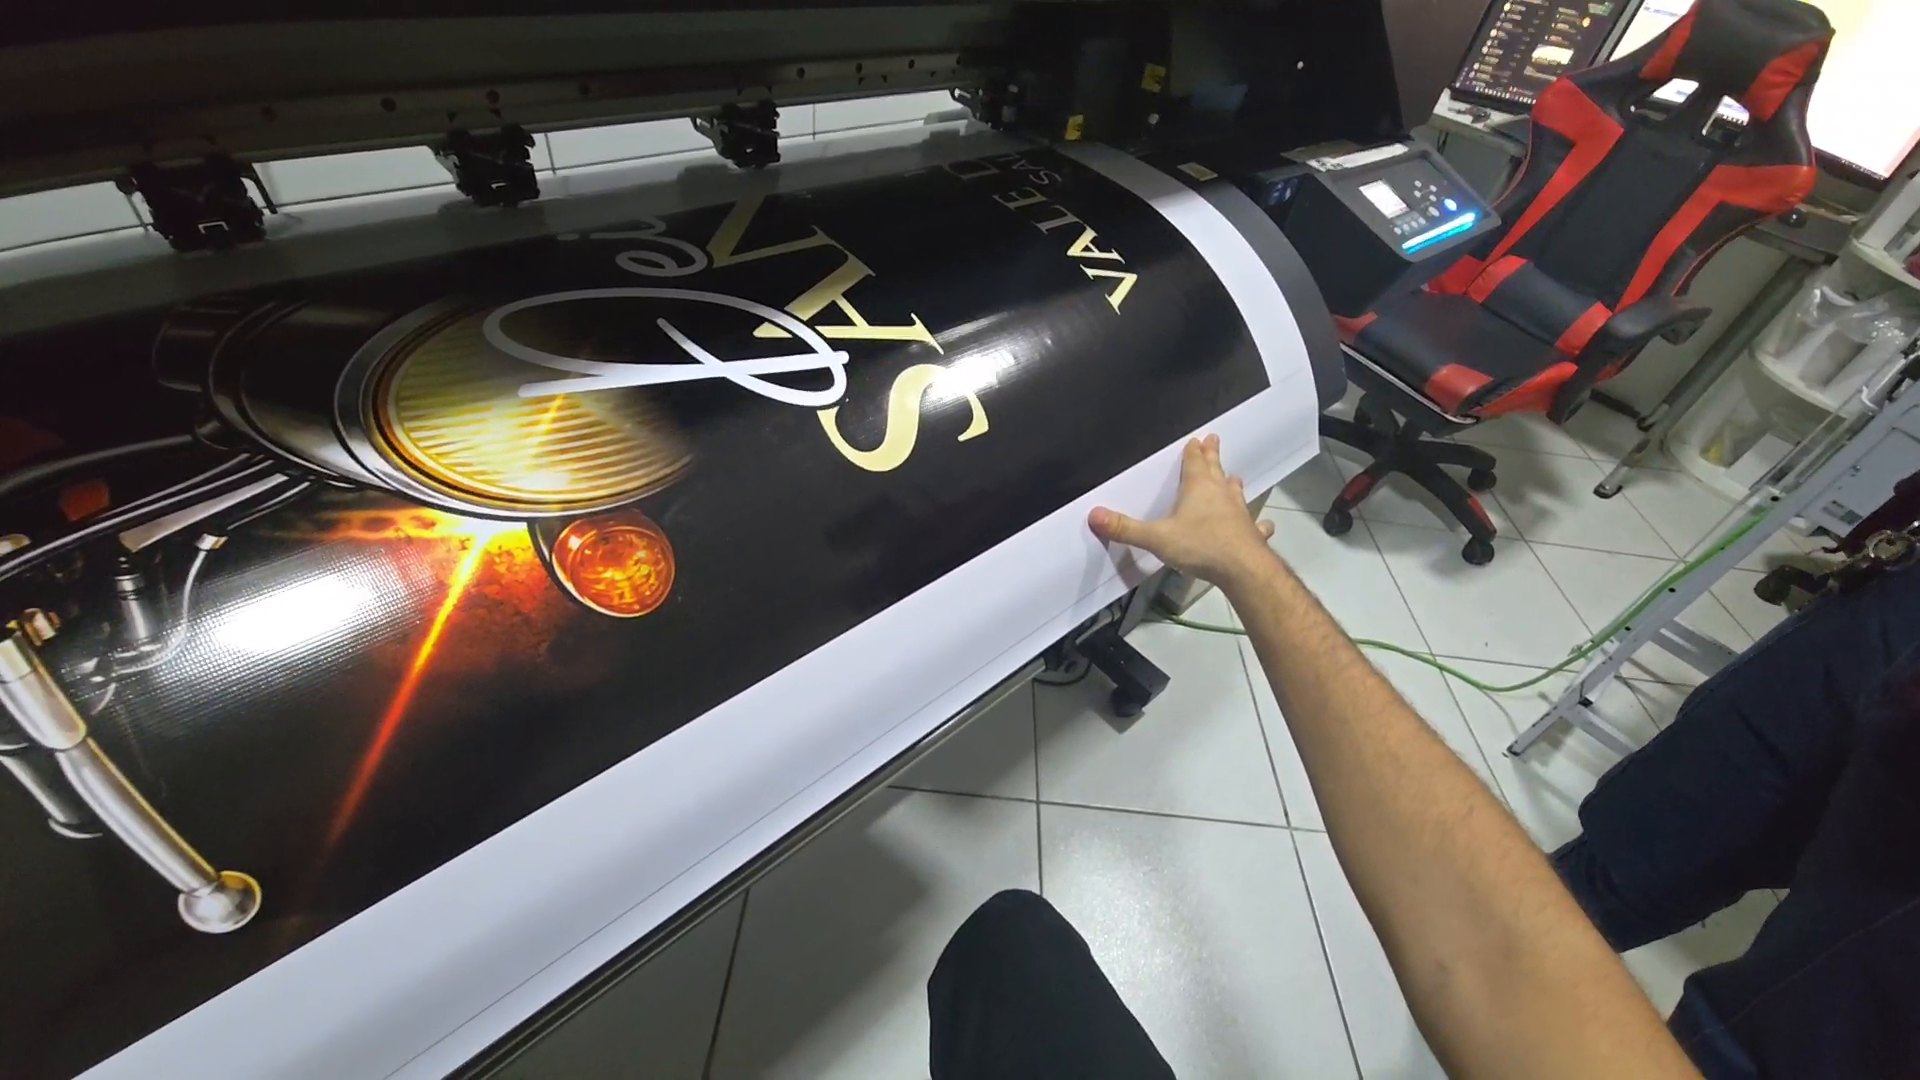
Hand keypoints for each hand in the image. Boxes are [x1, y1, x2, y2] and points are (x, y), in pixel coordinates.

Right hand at [1089, 435, 1276, 591]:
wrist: (1243, 569)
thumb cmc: (1200, 546)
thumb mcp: (1156, 538)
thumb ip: (1126, 528)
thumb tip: (1093, 515)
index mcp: (1198, 489)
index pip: (1194, 463)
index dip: (1193, 451)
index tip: (1196, 439)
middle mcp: (1221, 495)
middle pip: (1216, 470)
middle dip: (1212, 456)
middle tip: (1214, 440)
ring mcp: (1240, 513)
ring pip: (1236, 493)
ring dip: (1233, 485)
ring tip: (1234, 478)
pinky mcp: (1252, 533)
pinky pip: (1256, 525)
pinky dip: (1258, 524)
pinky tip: (1265, 525)